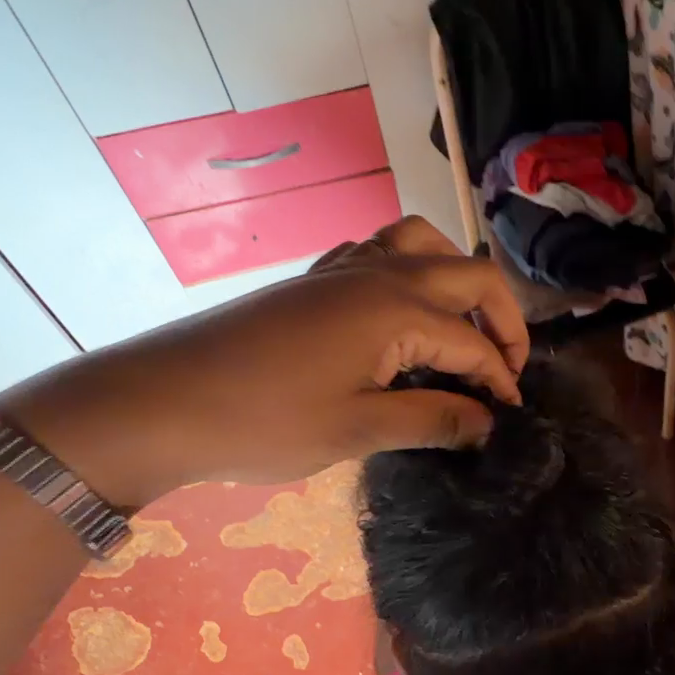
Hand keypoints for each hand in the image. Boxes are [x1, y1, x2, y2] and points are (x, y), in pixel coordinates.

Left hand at [0, 217, 529, 507]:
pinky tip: (401, 314)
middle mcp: (379, 274)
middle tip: (506, 369)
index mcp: (397, 310)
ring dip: (456, 279)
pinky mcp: (313, 280)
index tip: (510, 416)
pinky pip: (377, 251)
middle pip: (467, 274)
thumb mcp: (359, 429)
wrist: (164, 401)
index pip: (473, 341)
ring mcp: (341, 269)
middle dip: (502, 318)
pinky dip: (408, 271)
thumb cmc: (266, 422)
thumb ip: (433, 421)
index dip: (501, 380)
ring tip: (462, 326)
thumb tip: (486, 423)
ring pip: (421, 244)